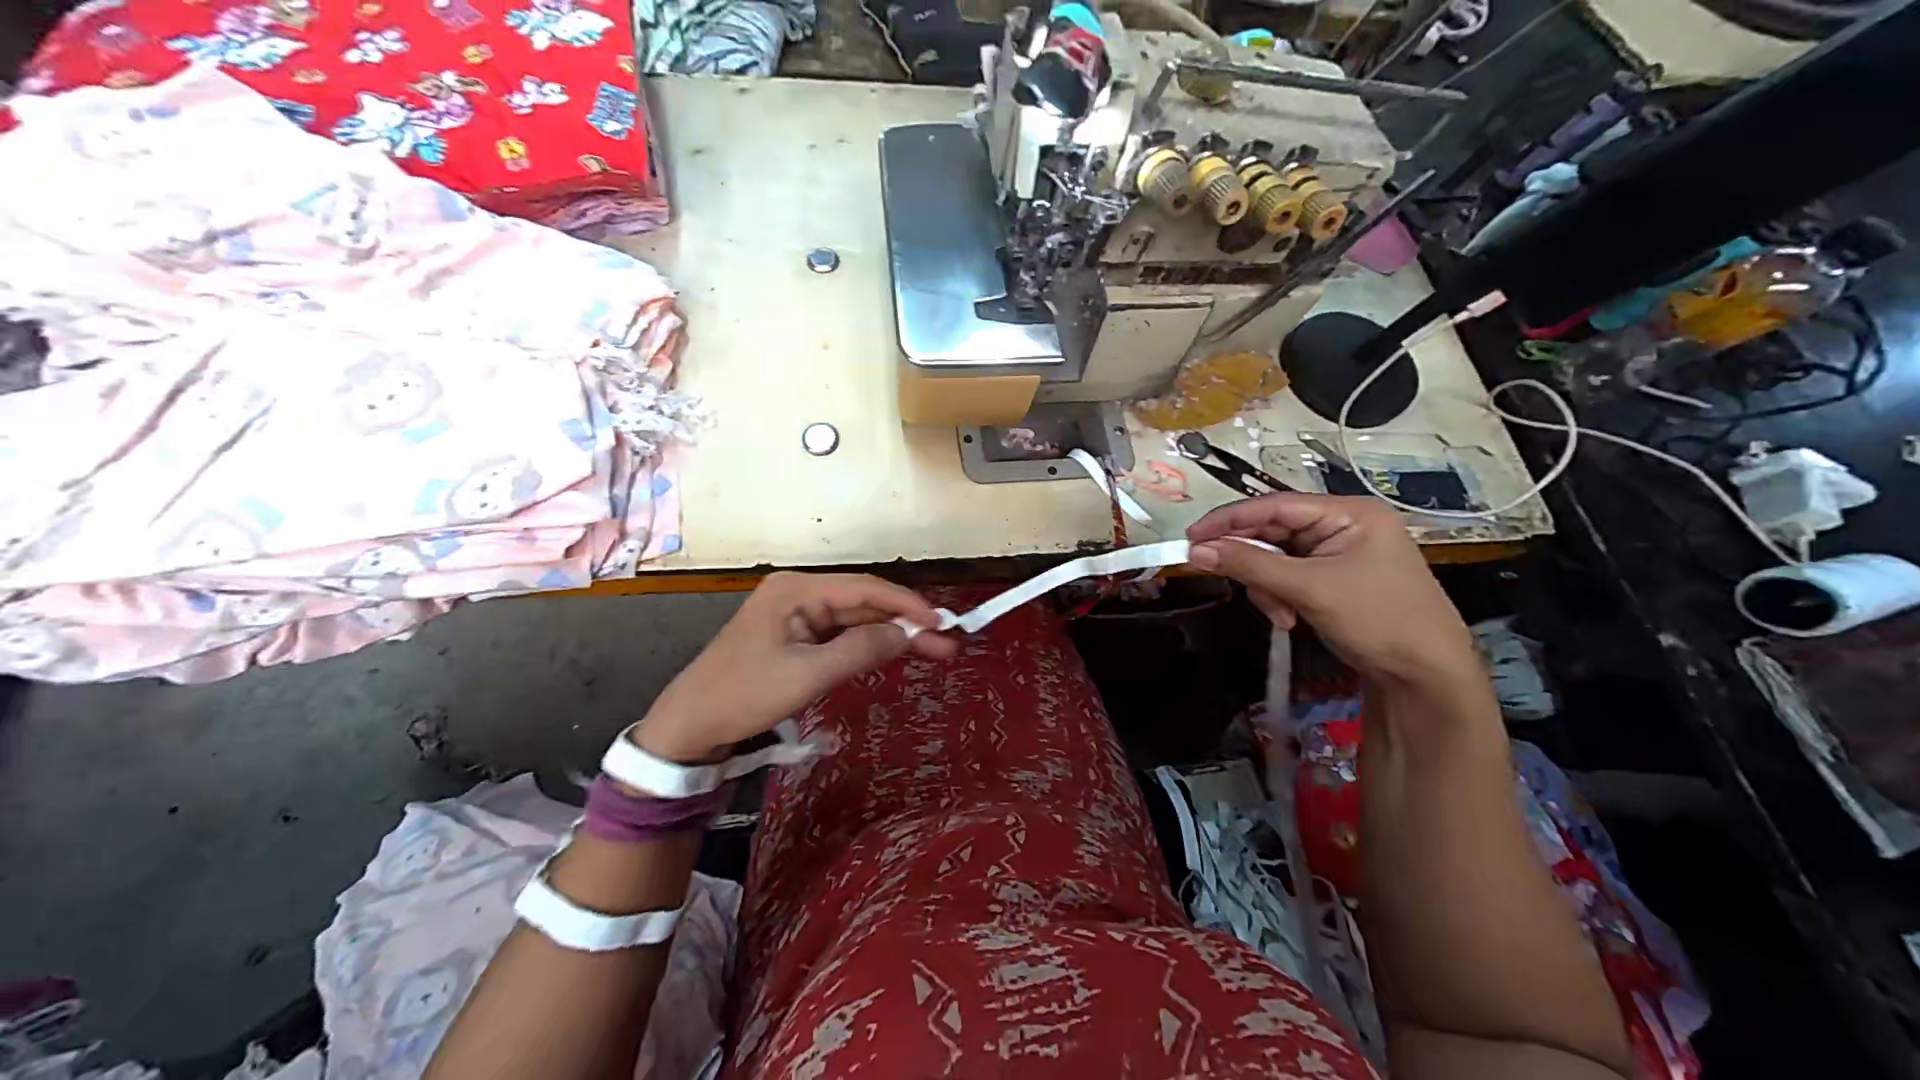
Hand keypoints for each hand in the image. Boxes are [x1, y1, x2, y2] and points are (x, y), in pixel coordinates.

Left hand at [632, 572, 955, 762]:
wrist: (690, 725)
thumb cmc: (744, 695)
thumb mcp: (807, 675)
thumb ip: (860, 650)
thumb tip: (908, 635)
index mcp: (795, 590)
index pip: (864, 589)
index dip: (906, 605)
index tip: (941, 623)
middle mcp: (798, 593)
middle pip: (863, 603)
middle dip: (904, 624)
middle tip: (947, 644)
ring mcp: (796, 614)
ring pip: (855, 620)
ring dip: (890, 636)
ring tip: (933, 650)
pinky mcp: (795, 636)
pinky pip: (840, 635)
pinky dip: (868, 646)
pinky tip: (894, 653)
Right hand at [1186, 493, 1476, 682]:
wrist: (1426, 676)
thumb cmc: (1378, 619)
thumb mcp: (1309, 588)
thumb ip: (1249, 565)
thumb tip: (1195, 552)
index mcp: (1348, 513)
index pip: (1275, 506)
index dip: (1230, 520)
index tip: (1191, 537)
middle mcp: (1342, 527)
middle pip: (1274, 533)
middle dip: (1252, 562)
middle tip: (1218, 576)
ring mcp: (1338, 554)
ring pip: (1276, 559)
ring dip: (1267, 587)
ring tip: (1280, 615)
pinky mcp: (1332, 580)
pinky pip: (1288, 578)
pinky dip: (1279, 597)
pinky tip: (1289, 619)